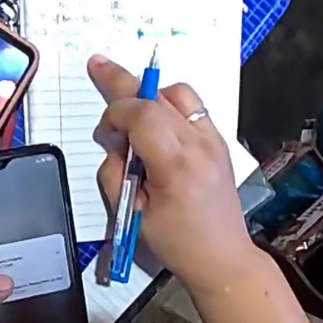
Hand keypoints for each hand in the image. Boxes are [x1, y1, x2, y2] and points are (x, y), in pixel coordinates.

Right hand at [89, 55, 261, 293]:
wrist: (223, 257)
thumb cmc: (176, 243)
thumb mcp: (132, 215)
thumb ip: (115, 174)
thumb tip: (114, 144)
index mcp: (176, 166)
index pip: (142, 113)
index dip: (115, 111)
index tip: (105, 131)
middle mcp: (200, 145)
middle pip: (159, 95)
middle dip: (123, 84)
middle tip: (98, 65)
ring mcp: (214, 141)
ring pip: (179, 94)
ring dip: (151, 95)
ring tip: (133, 114)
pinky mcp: (220, 142)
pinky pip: (193, 108)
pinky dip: (169, 107)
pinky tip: (156, 126)